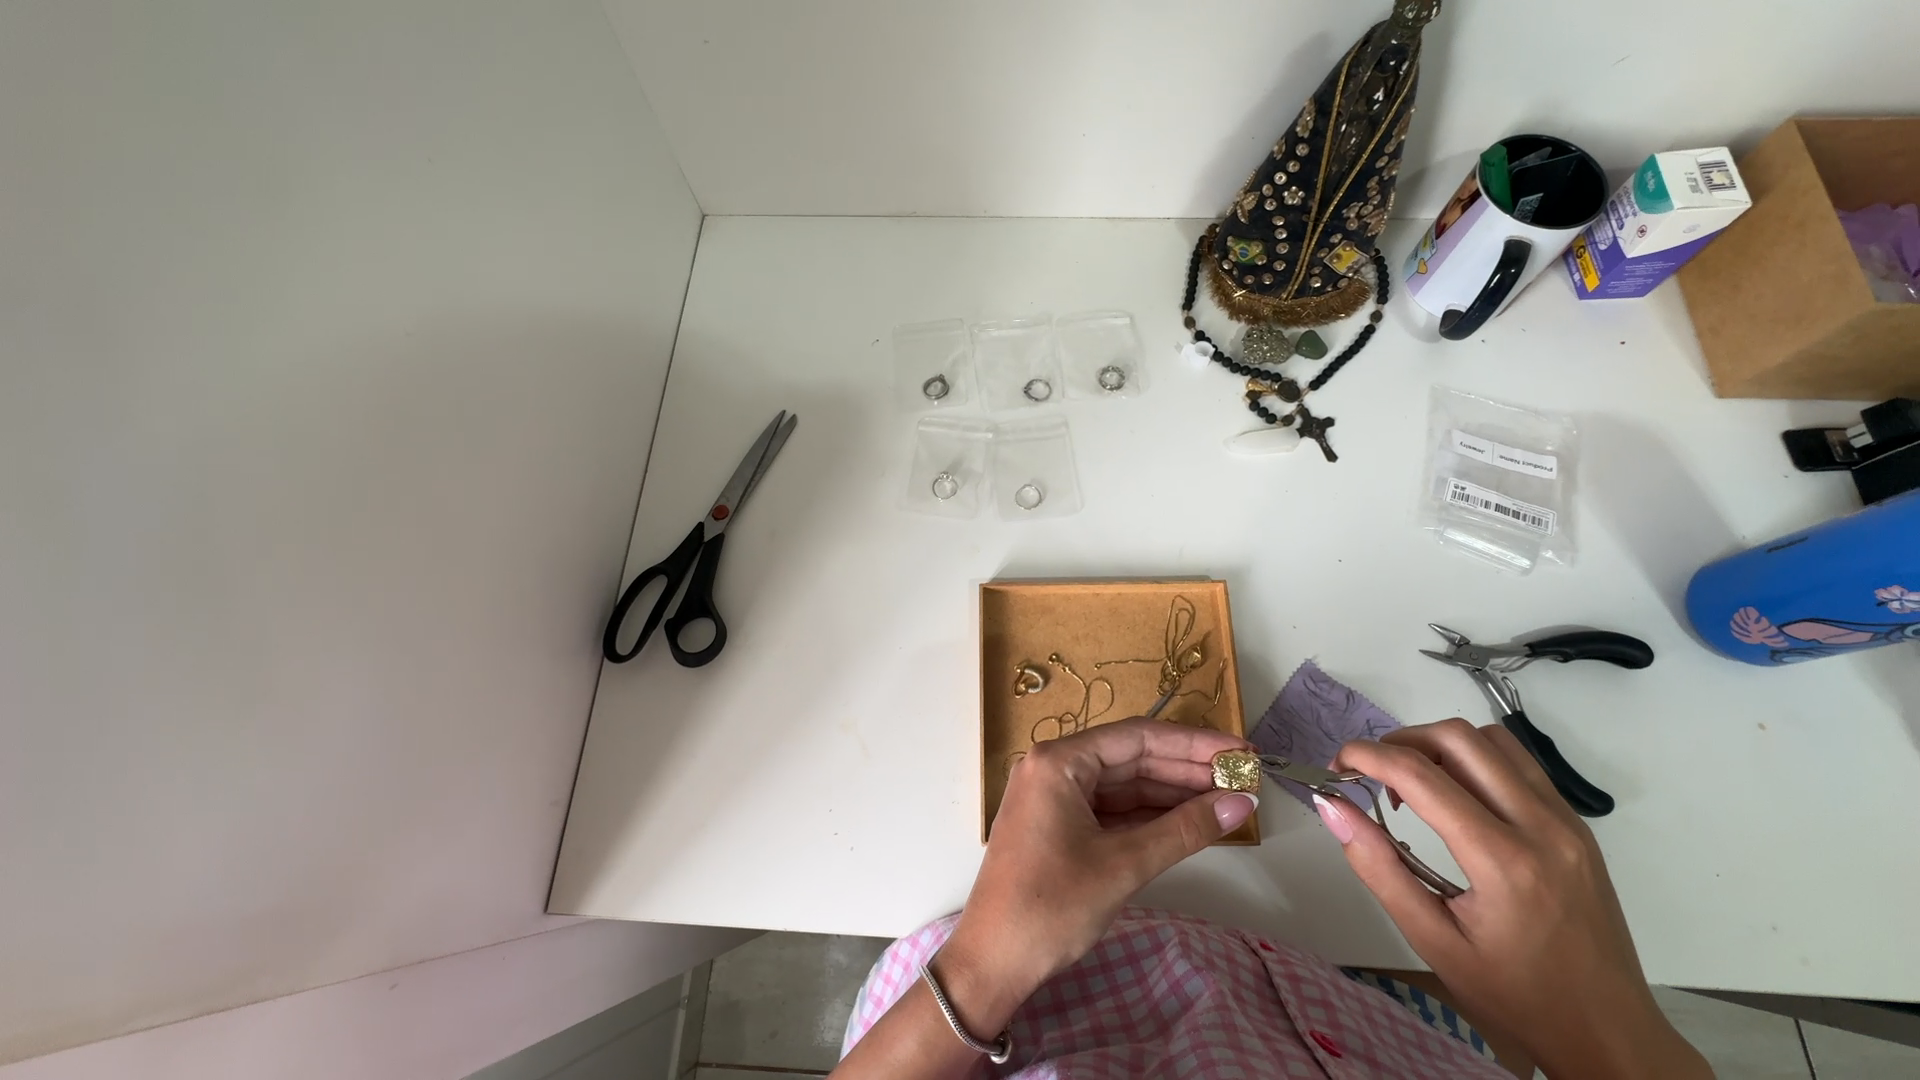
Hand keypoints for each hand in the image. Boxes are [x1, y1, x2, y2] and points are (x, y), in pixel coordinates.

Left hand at [935, 718, 1257, 1035]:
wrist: (993, 961)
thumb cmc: (1052, 906)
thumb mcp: (1124, 864)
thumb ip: (1184, 829)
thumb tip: (1241, 802)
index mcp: (1059, 762)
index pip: (1137, 737)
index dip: (1194, 743)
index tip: (1240, 751)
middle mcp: (1054, 768)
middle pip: (1132, 757)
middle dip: (1187, 769)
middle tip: (1243, 777)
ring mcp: (1055, 797)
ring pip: (1124, 784)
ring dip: (1173, 793)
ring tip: (1228, 799)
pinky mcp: (1059, 825)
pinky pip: (1112, 809)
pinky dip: (1150, 815)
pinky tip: (1190, 821)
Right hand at [1321, 719, 1708, 1079]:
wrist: (1609, 1033)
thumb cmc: (1514, 995)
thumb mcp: (1431, 939)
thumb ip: (1377, 866)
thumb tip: (1331, 805)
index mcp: (1502, 860)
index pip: (1420, 774)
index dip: (1367, 756)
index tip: (1336, 765)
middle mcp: (1541, 825)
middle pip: (1458, 738)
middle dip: (1400, 741)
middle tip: (1371, 774)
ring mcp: (1566, 820)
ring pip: (1491, 739)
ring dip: (1439, 744)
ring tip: (1412, 782)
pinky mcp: (1576, 824)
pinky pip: (1518, 763)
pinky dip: (1473, 759)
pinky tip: (1454, 797)